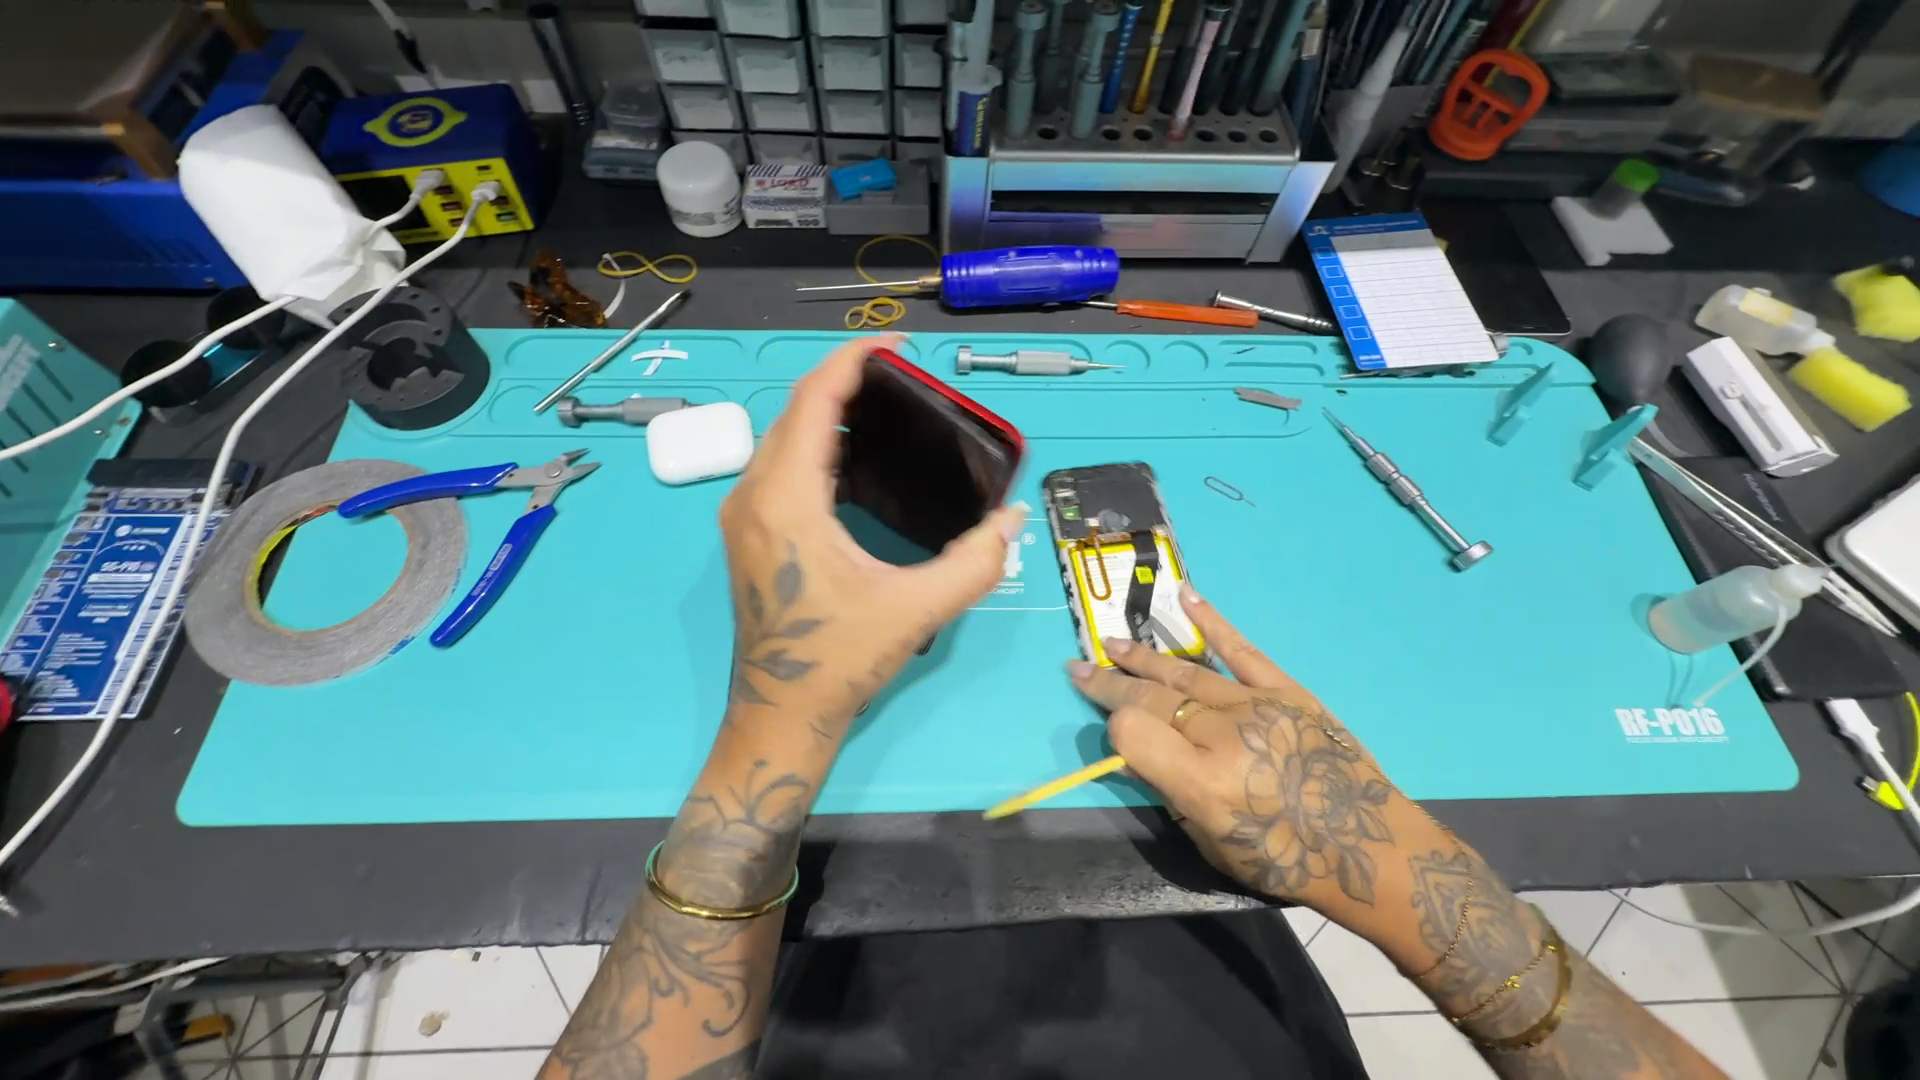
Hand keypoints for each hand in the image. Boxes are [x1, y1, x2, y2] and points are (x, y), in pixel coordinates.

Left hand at [721, 334, 1024, 742]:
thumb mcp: (918, 609)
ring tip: (885, 408)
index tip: (897, 345)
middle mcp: (753, 496)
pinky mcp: (750, 532)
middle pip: (795, 412)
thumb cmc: (841, 660)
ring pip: (783, 438)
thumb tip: (1012, 519)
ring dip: (828, 413)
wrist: (781, 713)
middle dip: (845, 382)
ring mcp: (744, 514)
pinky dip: (816, 446)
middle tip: (903, 377)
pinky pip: (780, 465)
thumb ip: (976, 563)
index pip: (813, 403)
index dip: (852, 362)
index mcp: (786, 500)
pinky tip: (855, 458)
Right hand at [1068, 588, 1420, 911]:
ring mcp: (1256, 705)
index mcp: (1200, 782)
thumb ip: (1171, 792)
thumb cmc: (1285, 860)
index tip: (1109, 730)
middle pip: (1149, 697)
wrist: (1371, 848)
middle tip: (1078, 667)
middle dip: (1109, 682)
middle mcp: (1221, 736)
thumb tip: (1145, 750)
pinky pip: (1242, 650)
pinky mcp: (1287, 691)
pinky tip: (1186, 597)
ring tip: (1113, 643)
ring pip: (1183, 672)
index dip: (1112, 728)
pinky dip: (1213, 622)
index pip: (1130, 731)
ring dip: (1143, 657)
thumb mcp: (1209, 844)